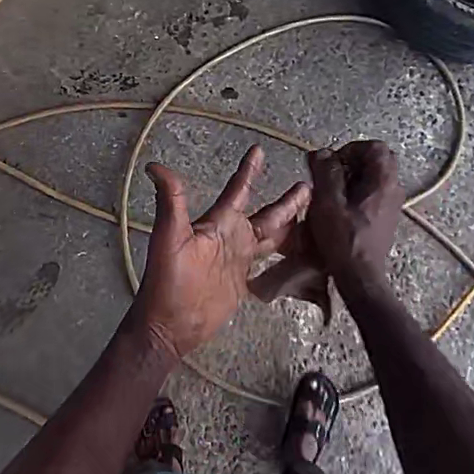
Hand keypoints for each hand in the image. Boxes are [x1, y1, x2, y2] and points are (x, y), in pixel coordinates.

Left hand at [134, 146, 310, 358]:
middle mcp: (231, 238)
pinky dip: (291, 259)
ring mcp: (239, 260)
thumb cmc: (169, 280)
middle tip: (311, 185)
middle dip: (289, 201)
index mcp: (218, 224)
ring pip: (274, 238)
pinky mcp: (245, 282)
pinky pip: (273, 265)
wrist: (173, 323)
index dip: (249, 171)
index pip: (238, 191)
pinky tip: (307, 256)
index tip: (259, 150)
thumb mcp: (169, 237)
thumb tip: (153, 165)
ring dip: (294, 227)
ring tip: (320, 218)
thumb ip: (170, 202)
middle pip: (268, 215)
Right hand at [305, 140, 402, 290]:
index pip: (375, 147)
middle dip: (348, 163)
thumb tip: (321, 152)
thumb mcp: (327, 203)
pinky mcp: (383, 217)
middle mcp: (393, 190)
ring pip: (371, 177)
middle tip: (328, 177)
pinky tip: (337, 209)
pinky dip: (353, 193)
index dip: (349, 149)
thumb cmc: (343, 240)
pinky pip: (370, 193)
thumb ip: (325, 174)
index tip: (330, 164)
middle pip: (375, 160)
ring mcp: (390, 205)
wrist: (359, 275)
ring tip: (329, 194)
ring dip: (348, 178)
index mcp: (383, 183)